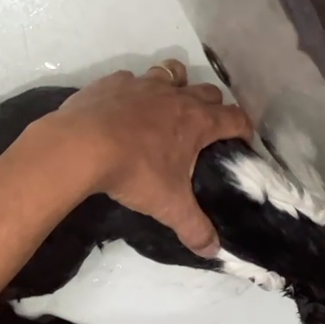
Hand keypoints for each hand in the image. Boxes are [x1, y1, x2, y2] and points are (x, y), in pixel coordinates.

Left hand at [41, 59, 253, 255]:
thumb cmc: (134, 172)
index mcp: (197, 122)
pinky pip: (130, 79)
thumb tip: (212, 250)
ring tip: (169, 106)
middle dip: (213, 106)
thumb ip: (193, 228)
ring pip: (172, 73)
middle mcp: (175, 96)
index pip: (235, 118)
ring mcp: (142, 84)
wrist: (80, 146)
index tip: (244, 140)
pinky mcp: (112, 83)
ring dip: (177, 85)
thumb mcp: (168, 206)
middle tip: (205, 129)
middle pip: (207, 92)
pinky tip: (123, 108)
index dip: (244, 128)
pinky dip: (133, 91)